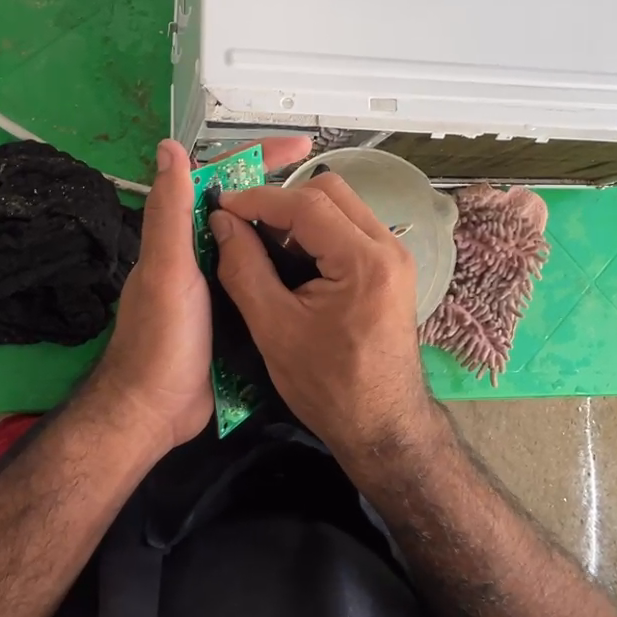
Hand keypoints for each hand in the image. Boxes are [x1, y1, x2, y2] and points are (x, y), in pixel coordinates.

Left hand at [94, 138, 311, 451]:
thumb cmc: (161, 337)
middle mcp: (199, 252)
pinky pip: (264, 279)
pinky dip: (288, 267)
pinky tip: (316, 269)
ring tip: (332, 225)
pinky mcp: (235, 312)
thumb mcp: (168, 270)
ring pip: (258, 244)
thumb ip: (170, 212)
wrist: (157, 412)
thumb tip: (170, 146)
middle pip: (244, 209)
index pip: (221, 179)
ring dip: (289, 230)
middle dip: (282, 191)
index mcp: (182, 234)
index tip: (301, 148)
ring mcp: (218, 283)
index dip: (259, 157)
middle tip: (328, 190)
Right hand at [210, 176, 434, 458]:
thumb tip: (221, 222)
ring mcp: (395, 255)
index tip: (222, 206)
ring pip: (342, 206)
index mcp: (364, 262)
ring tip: (263, 240)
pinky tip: (292, 256)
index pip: (307, 205)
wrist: (382, 424)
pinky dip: (319, 231)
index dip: (259, 199)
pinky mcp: (392, 267)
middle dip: (282, 201)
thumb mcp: (274, 329)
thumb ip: (244, 269)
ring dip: (301, 214)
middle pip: (330, 192)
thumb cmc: (328, 386)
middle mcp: (388, 247)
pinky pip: (351, 227)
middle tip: (244, 223)